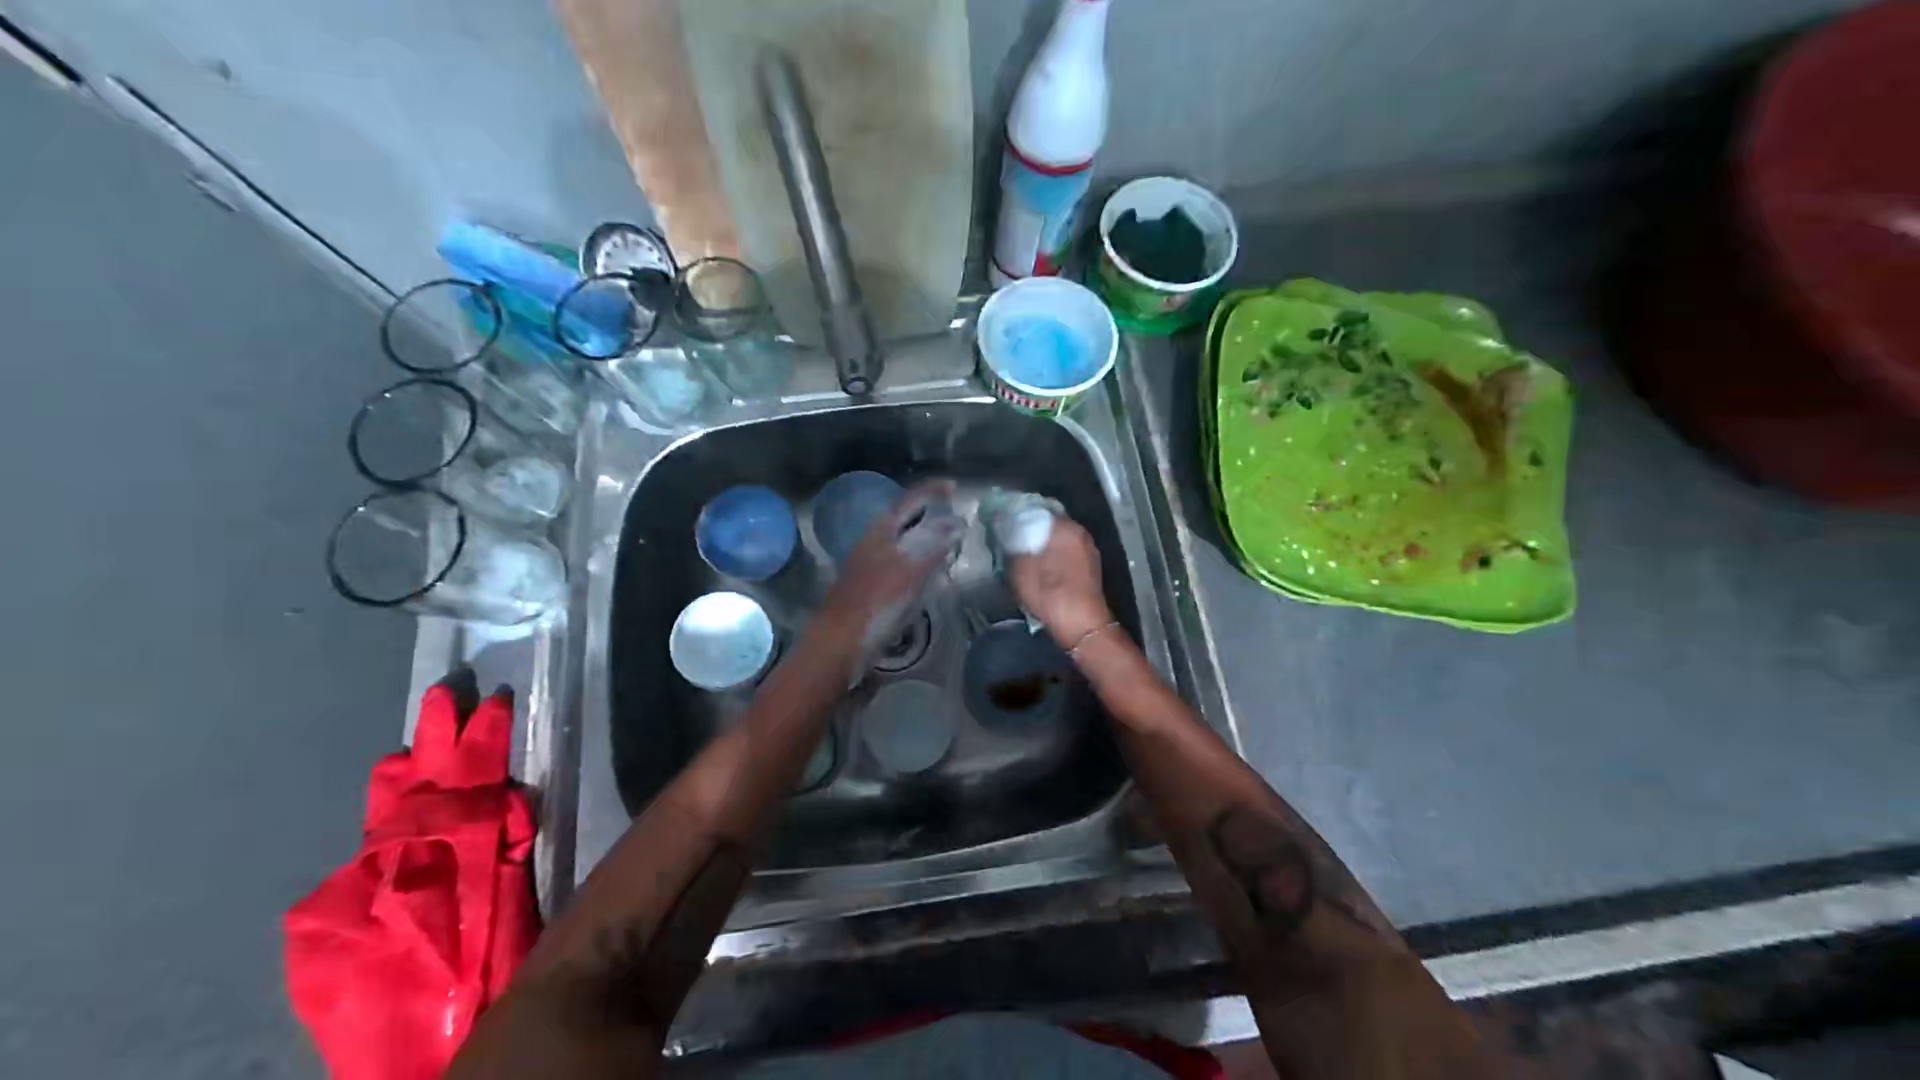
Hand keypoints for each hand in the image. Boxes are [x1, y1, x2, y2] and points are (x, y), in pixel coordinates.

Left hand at [820, 481, 963, 652]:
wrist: (841, 641)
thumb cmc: (876, 602)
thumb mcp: (910, 572)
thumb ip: (934, 546)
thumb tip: (957, 523)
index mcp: (880, 534)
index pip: (907, 501)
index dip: (930, 491)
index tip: (952, 487)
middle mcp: (873, 544)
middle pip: (903, 520)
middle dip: (927, 514)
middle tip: (954, 515)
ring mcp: (870, 566)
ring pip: (901, 542)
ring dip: (924, 538)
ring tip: (948, 542)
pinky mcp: (872, 588)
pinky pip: (900, 564)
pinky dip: (918, 561)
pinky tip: (930, 575)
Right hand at [1008, 517, 1114, 650]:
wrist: (1083, 627)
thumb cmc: (1051, 596)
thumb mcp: (1021, 570)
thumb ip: (1013, 544)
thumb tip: (1006, 528)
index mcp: (1065, 529)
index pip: (1036, 510)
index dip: (1016, 515)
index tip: (1000, 522)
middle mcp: (1080, 533)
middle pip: (1048, 523)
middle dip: (1028, 528)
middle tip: (1007, 537)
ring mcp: (1087, 550)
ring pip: (1057, 537)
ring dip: (1039, 541)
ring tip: (1019, 551)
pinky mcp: (1089, 566)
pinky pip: (1064, 550)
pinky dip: (1050, 553)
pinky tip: (1038, 564)